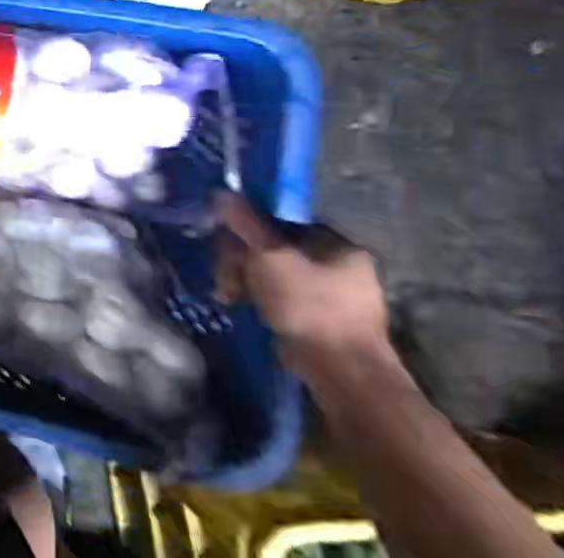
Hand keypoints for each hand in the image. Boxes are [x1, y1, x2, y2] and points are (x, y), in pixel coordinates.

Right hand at [216, 192, 392, 378]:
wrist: (340, 370)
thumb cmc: (309, 305)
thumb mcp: (270, 257)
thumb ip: (246, 223)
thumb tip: (223, 192)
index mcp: (338, 245)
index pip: (281, 219)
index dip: (248, 225)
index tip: (225, 238)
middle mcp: (337, 264)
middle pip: (270, 245)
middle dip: (240, 257)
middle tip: (227, 273)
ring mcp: (328, 292)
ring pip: (268, 269)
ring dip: (241, 277)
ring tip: (229, 293)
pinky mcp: (314, 314)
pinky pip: (274, 291)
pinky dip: (253, 294)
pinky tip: (237, 302)